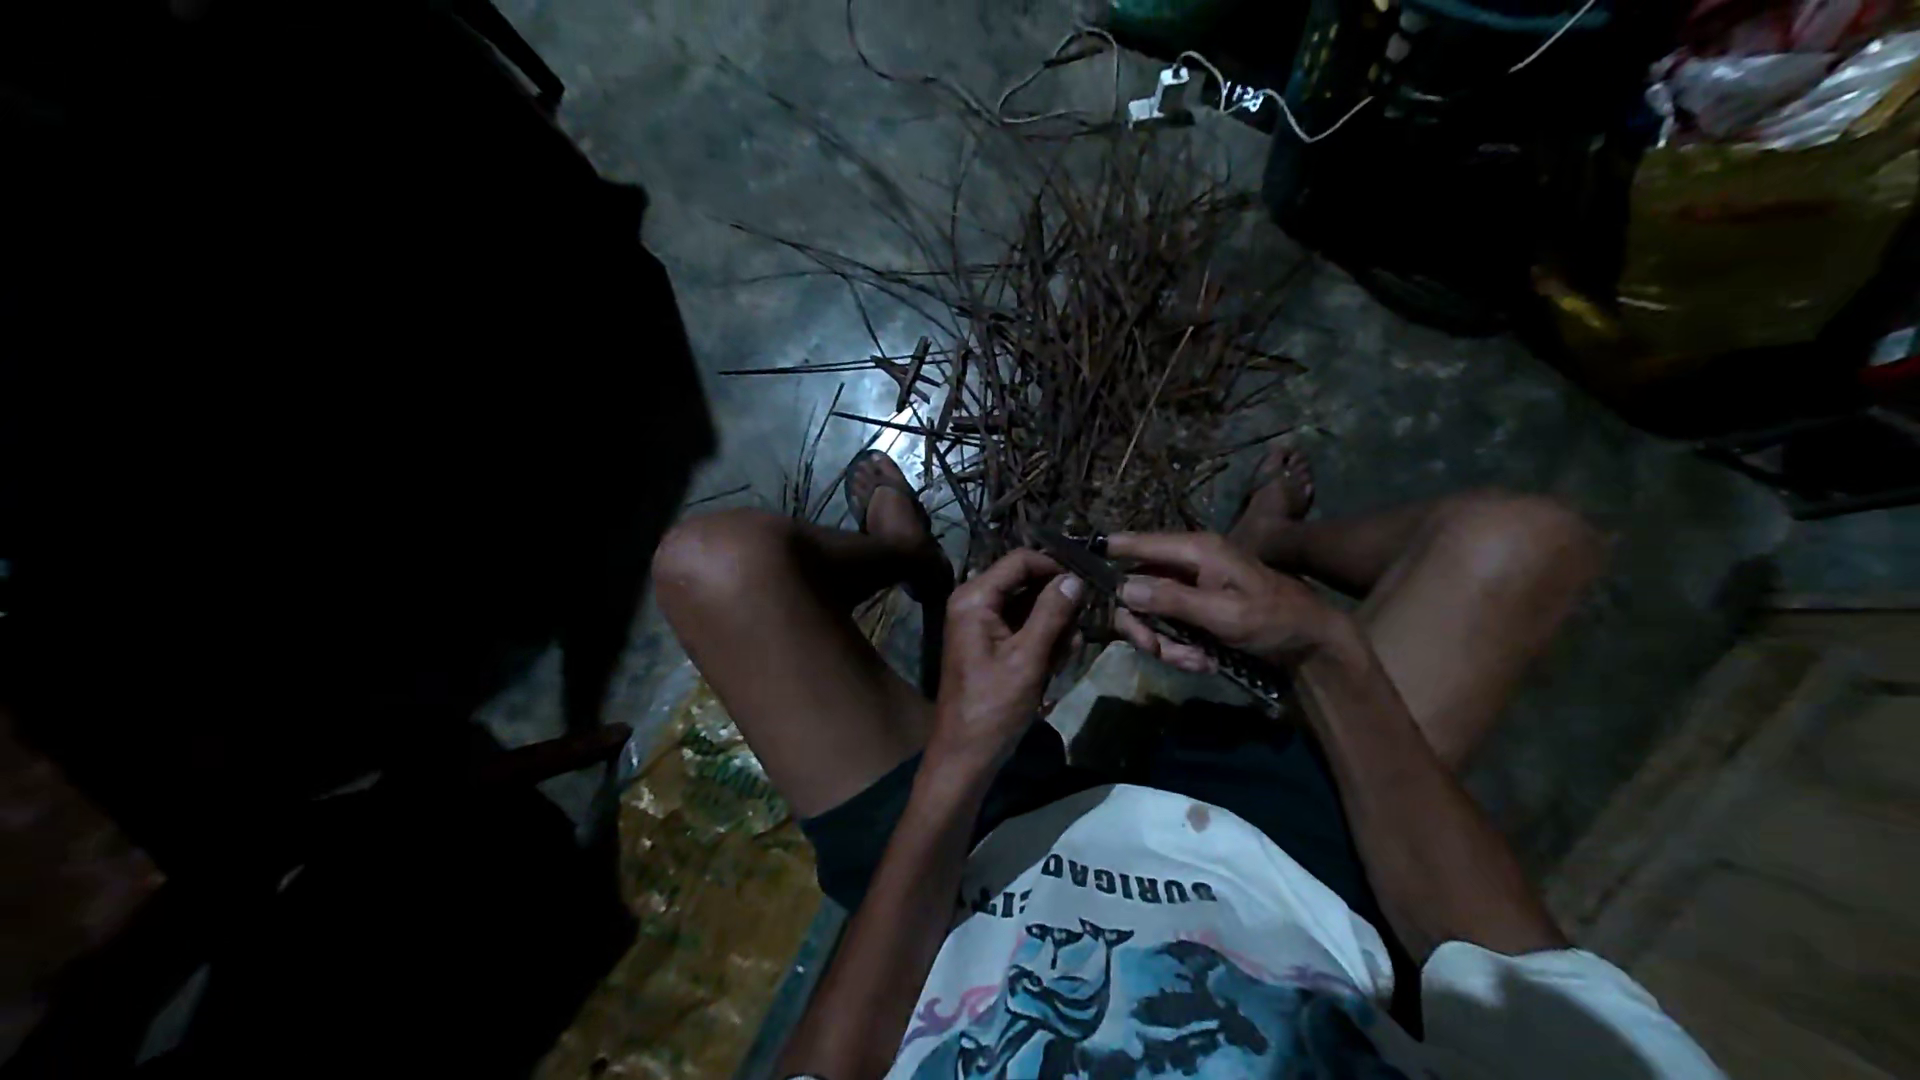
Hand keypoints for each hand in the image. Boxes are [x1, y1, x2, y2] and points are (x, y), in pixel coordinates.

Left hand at [929, 549, 1085, 772]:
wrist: (966, 753)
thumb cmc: (994, 705)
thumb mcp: (1029, 657)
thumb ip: (1052, 613)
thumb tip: (1074, 578)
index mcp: (974, 598)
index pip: (1020, 561)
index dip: (1054, 568)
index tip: (1087, 586)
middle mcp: (973, 602)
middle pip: (1026, 582)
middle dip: (1056, 604)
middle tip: (1076, 631)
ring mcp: (980, 623)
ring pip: (1029, 607)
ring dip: (1053, 627)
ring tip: (1061, 658)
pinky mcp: (989, 642)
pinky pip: (1023, 627)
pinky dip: (1042, 641)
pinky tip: (1053, 666)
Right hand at [1106, 532, 1351, 671]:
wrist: (1311, 645)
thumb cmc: (1274, 619)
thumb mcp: (1224, 613)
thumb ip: (1172, 600)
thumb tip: (1123, 589)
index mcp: (1194, 550)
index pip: (1135, 543)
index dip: (1105, 552)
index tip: (1074, 567)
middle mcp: (1184, 565)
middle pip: (1134, 589)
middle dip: (1142, 625)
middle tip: (1157, 650)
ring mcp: (1187, 589)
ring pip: (1147, 615)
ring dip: (1164, 643)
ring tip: (1194, 661)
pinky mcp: (1191, 611)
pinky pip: (1166, 629)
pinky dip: (1178, 649)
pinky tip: (1202, 661)